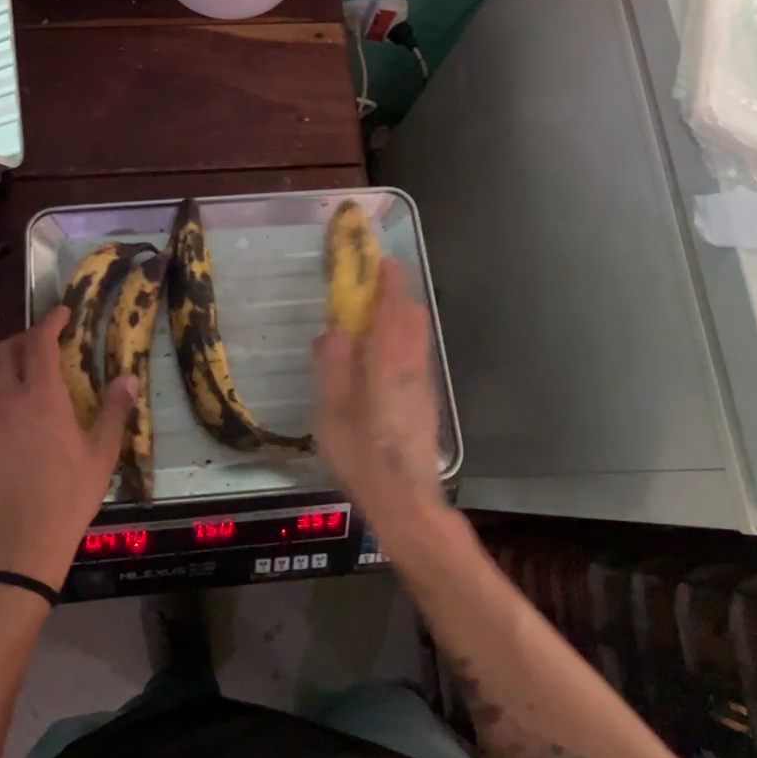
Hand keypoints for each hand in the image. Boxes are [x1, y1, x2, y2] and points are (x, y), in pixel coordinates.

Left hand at [0, 306, 133, 587]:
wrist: (20, 540)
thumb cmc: (68, 496)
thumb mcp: (101, 455)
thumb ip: (113, 411)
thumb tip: (128, 378)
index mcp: (42, 398)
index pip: (40, 343)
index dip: (51, 322)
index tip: (64, 313)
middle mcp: (8, 399)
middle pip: (4, 350)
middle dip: (24, 336)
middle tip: (45, 339)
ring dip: (5, 357)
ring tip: (26, 363)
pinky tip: (13, 399)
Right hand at [313, 260, 444, 524]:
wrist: (404, 499)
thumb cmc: (361, 454)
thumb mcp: (331, 409)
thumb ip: (332, 364)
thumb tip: (333, 329)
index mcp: (389, 359)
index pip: (394, 305)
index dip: (386, 277)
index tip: (374, 258)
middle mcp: (413, 364)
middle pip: (411, 315)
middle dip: (394, 292)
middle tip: (367, 282)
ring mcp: (423, 383)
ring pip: (416, 334)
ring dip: (398, 314)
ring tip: (369, 314)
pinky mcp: (424, 400)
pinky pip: (415, 352)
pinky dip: (400, 336)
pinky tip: (378, 353)